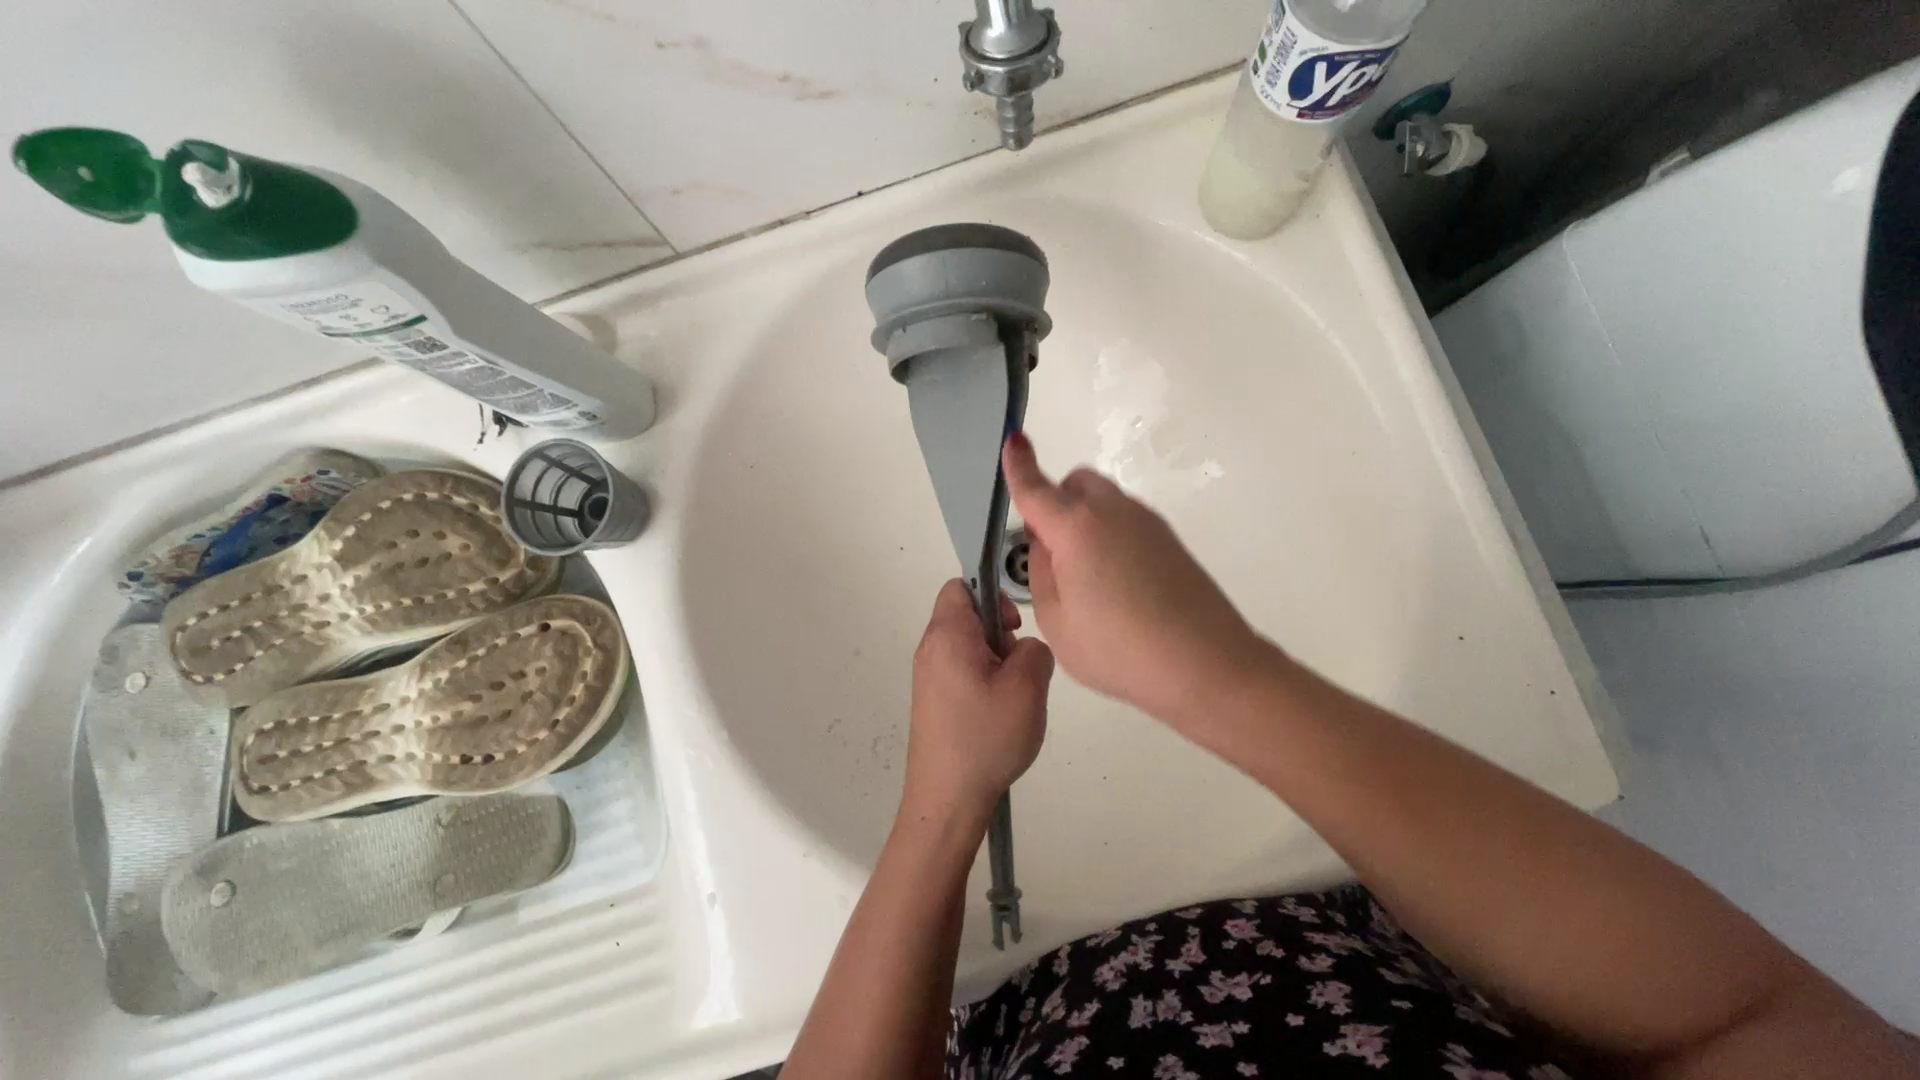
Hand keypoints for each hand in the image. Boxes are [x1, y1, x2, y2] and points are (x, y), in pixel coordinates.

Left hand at [903, 579, 1053, 819]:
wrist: (947, 798)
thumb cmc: (986, 737)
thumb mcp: (1028, 688)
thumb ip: (1035, 651)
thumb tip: (1024, 649)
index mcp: (947, 636)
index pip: (961, 586)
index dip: (992, 595)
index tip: (1014, 627)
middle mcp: (930, 650)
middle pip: (965, 616)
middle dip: (999, 631)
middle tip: (1019, 665)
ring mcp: (928, 678)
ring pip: (966, 647)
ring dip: (994, 660)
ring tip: (1012, 694)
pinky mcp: (932, 702)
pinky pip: (960, 672)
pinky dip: (983, 681)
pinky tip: (998, 713)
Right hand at [1002, 431, 1270, 724]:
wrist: (1205, 664)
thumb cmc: (1118, 649)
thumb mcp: (1056, 621)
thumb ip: (1041, 573)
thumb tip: (1046, 544)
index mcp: (1076, 528)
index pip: (1036, 488)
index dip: (1019, 466)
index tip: (1012, 441)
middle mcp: (1112, 511)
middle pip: (1075, 484)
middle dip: (1055, 503)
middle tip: (1050, 554)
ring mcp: (1147, 522)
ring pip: (1103, 501)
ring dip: (1084, 520)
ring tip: (1086, 580)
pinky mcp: (1170, 540)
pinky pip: (1126, 521)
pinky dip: (1110, 536)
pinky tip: (1117, 585)